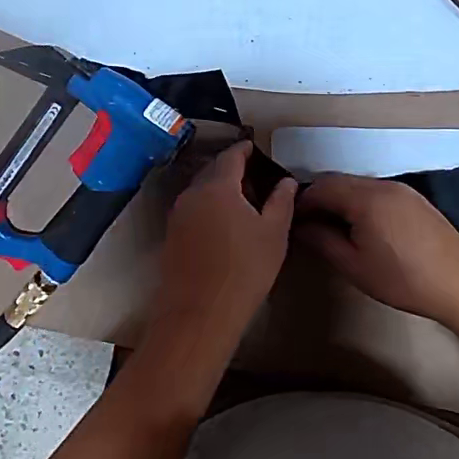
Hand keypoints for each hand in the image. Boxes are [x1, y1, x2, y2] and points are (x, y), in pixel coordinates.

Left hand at [153, 141, 298, 331]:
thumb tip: (286, 182)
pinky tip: (223, 222)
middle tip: (253, 175)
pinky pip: (192, 208)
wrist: (200, 311)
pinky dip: (208, 206)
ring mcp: (177, 214)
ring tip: (241, 199)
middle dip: (231, 168)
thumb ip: (281, 202)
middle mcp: (192, 194)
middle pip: (212, 170)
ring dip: (218, 188)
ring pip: (200, 190)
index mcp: (217, 186)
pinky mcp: (171, 234)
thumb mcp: (274, 234)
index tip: (255, 147)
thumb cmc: (244, 270)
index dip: (244, 149)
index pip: (231, 156)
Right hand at [296, 173, 458, 326]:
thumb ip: (322, 240)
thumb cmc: (403, 279)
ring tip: (332, 229)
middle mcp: (383, 185)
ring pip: (357, 186)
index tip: (291, 222)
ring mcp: (401, 190)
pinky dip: (360, 202)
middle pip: (338, 182)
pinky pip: (376, 191)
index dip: (301, 203)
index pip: (320, 188)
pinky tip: (360, 227)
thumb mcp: (353, 265)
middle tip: (308, 226)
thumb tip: (299, 227)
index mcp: (365, 198)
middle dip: (319, 199)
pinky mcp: (414, 199)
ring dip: (339, 200)